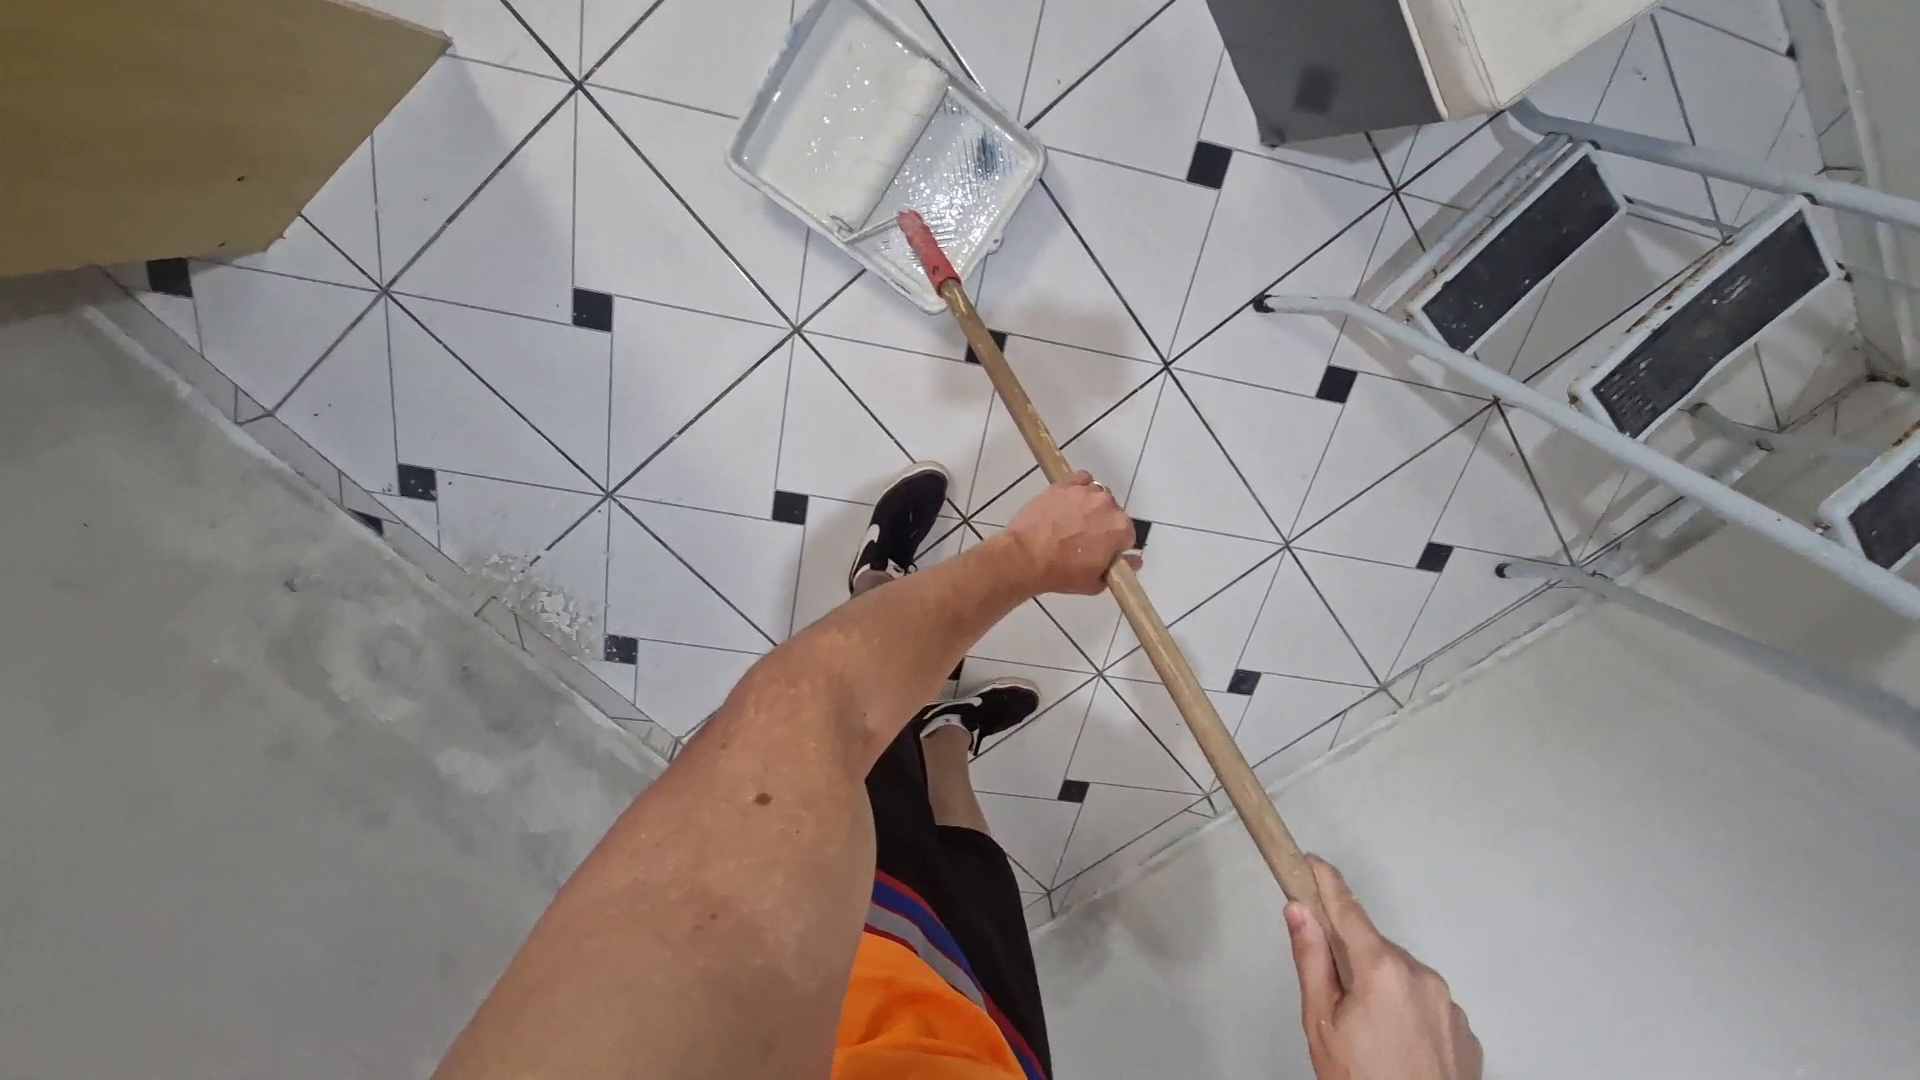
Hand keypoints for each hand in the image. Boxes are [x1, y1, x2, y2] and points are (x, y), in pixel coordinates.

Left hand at [1002, 472, 1139, 595]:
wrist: (1025, 557)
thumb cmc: (1062, 573)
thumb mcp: (1096, 582)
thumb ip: (1119, 569)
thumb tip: (1134, 561)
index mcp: (1120, 528)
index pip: (1126, 534)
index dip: (1113, 544)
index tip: (1100, 551)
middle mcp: (1107, 505)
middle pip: (1112, 512)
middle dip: (1102, 524)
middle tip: (1082, 538)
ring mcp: (1085, 492)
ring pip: (1096, 495)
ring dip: (1090, 505)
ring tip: (1072, 520)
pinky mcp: (1064, 485)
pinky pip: (1081, 480)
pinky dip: (1078, 488)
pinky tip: (1068, 502)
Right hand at [1287, 857, 1481, 1079]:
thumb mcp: (1320, 1022)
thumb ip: (1311, 960)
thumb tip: (1298, 909)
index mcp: (1382, 968)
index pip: (1347, 908)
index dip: (1326, 881)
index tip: (1309, 860)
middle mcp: (1422, 975)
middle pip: (1373, 946)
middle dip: (1350, 956)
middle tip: (1332, 994)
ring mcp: (1449, 1004)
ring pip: (1400, 975)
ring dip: (1379, 985)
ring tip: (1366, 1031)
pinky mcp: (1466, 1031)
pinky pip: (1425, 1002)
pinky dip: (1405, 1009)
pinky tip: (1395, 1044)